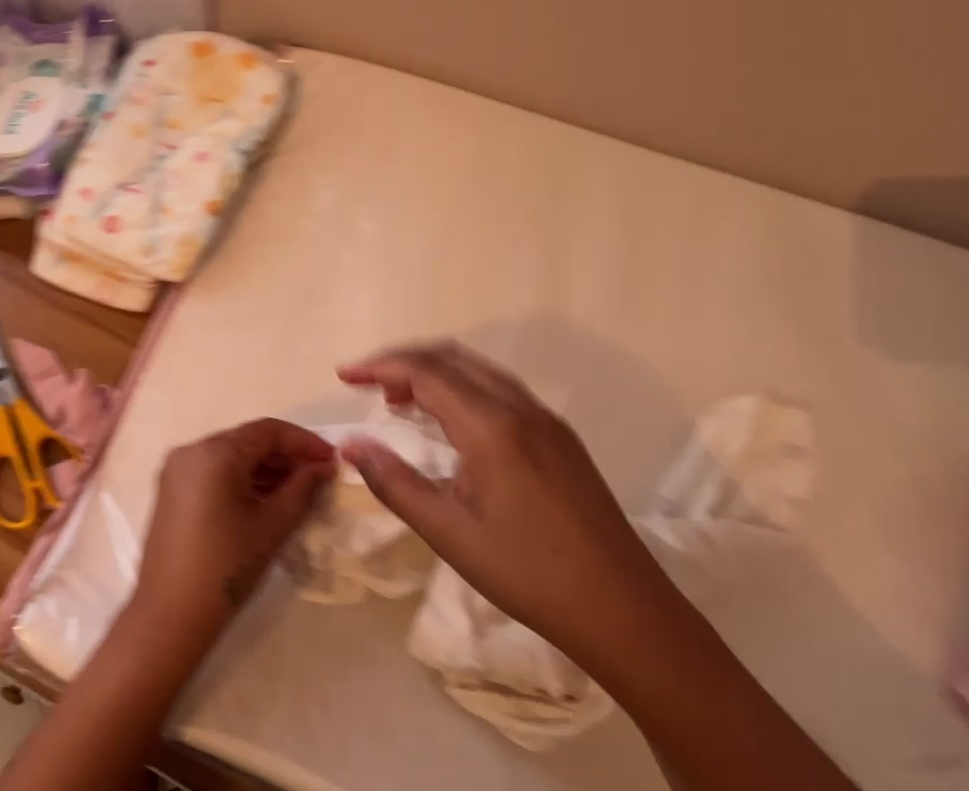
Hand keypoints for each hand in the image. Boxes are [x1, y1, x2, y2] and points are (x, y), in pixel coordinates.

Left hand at [133, 419, 335, 643]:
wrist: (171, 613)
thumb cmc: (226, 568)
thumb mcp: (272, 526)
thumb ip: (302, 489)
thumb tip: (324, 467)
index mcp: (213, 453)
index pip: (267, 430)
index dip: (304, 441)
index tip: (334, 459)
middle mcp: (190, 451)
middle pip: (246, 440)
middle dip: (285, 455)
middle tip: (321, 476)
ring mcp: (176, 471)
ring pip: (230, 456)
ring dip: (265, 469)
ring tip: (300, 491)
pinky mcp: (171, 491)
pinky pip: (213, 472)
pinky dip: (242, 480)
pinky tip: (267, 500)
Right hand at [337, 344, 686, 661]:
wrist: (625, 611)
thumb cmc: (528, 573)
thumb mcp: (448, 533)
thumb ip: (394, 482)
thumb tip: (350, 444)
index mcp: (492, 428)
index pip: (425, 372)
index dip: (379, 367)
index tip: (343, 377)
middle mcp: (522, 410)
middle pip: (452, 358)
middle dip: (402, 361)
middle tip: (365, 385)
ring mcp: (548, 423)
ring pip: (480, 371)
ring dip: (434, 373)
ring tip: (397, 401)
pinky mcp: (562, 441)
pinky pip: (501, 391)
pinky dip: (462, 389)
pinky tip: (448, 425)